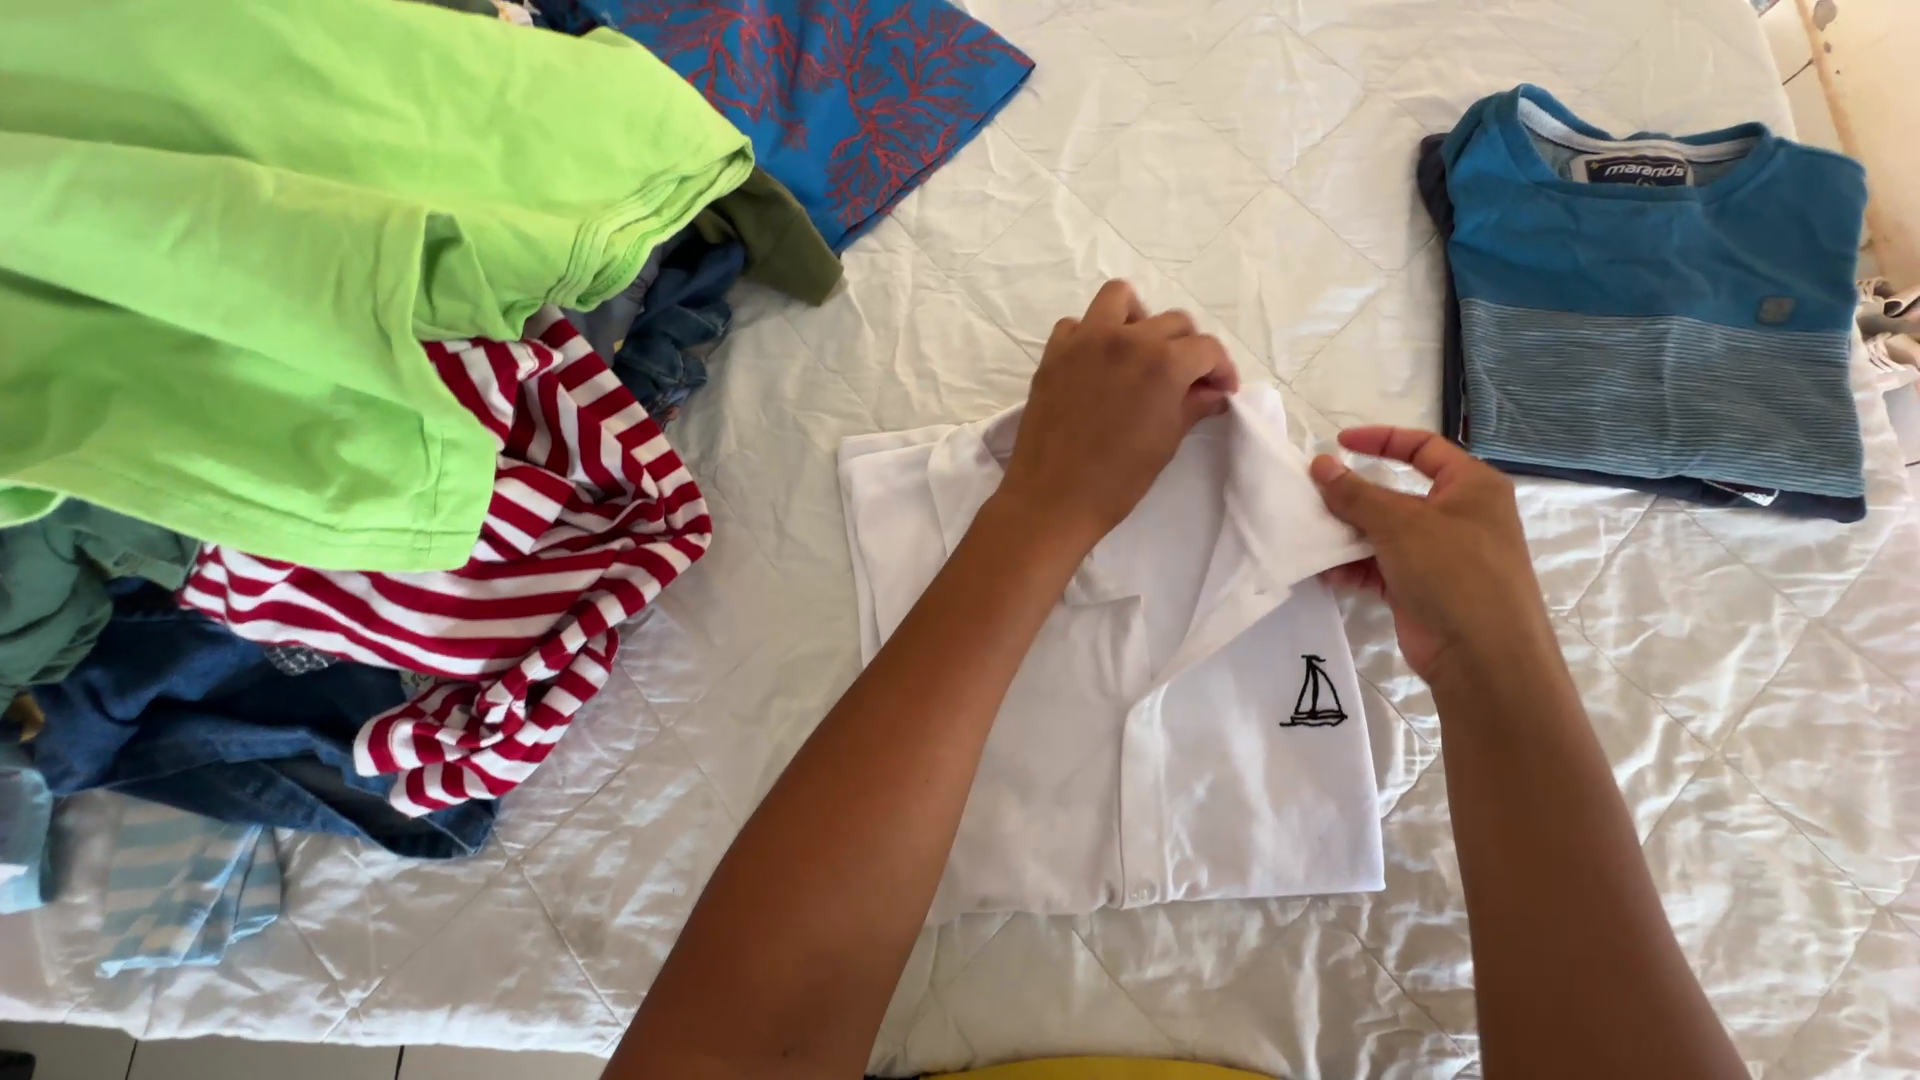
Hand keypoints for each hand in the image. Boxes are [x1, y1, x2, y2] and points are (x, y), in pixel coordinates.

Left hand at [998, 280, 1238, 547]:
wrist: (1052, 498)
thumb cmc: (1117, 481)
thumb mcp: (1166, 442)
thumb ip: (1192, 405)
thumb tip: (1213, 391)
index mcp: (1163, 363)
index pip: (1206, 348)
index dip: (1220, 370)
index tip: (1219, 390)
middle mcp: (1127, 339)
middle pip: (1172, 322)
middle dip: (1187, 348)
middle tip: (1185, 380)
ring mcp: (1085, 341)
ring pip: (1119, 298)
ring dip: (1138, 317)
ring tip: (1140, 350)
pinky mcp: (1053, 354)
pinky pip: (1077, 324)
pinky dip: (1092, 334)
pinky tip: (1098, 363)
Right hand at [1308, 427, 1551, 686]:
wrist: (1482, 655)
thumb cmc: (1454, 571)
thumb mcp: (1400, 523)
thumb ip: (1354, 493)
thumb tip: (1319, 464)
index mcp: (1471, 487)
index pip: (1423, 448)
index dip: (1381, 440)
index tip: (1339, 443)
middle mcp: (1458, 517)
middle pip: (1395, 495)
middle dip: (1353, 498)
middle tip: (1313, 497)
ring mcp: (1438, 555)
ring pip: (1382, 533)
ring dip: (1346, 535)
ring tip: (1312, 535)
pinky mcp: (1419, 588)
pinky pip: (1378, 567)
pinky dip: (1352, 567)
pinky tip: (1325, 572)